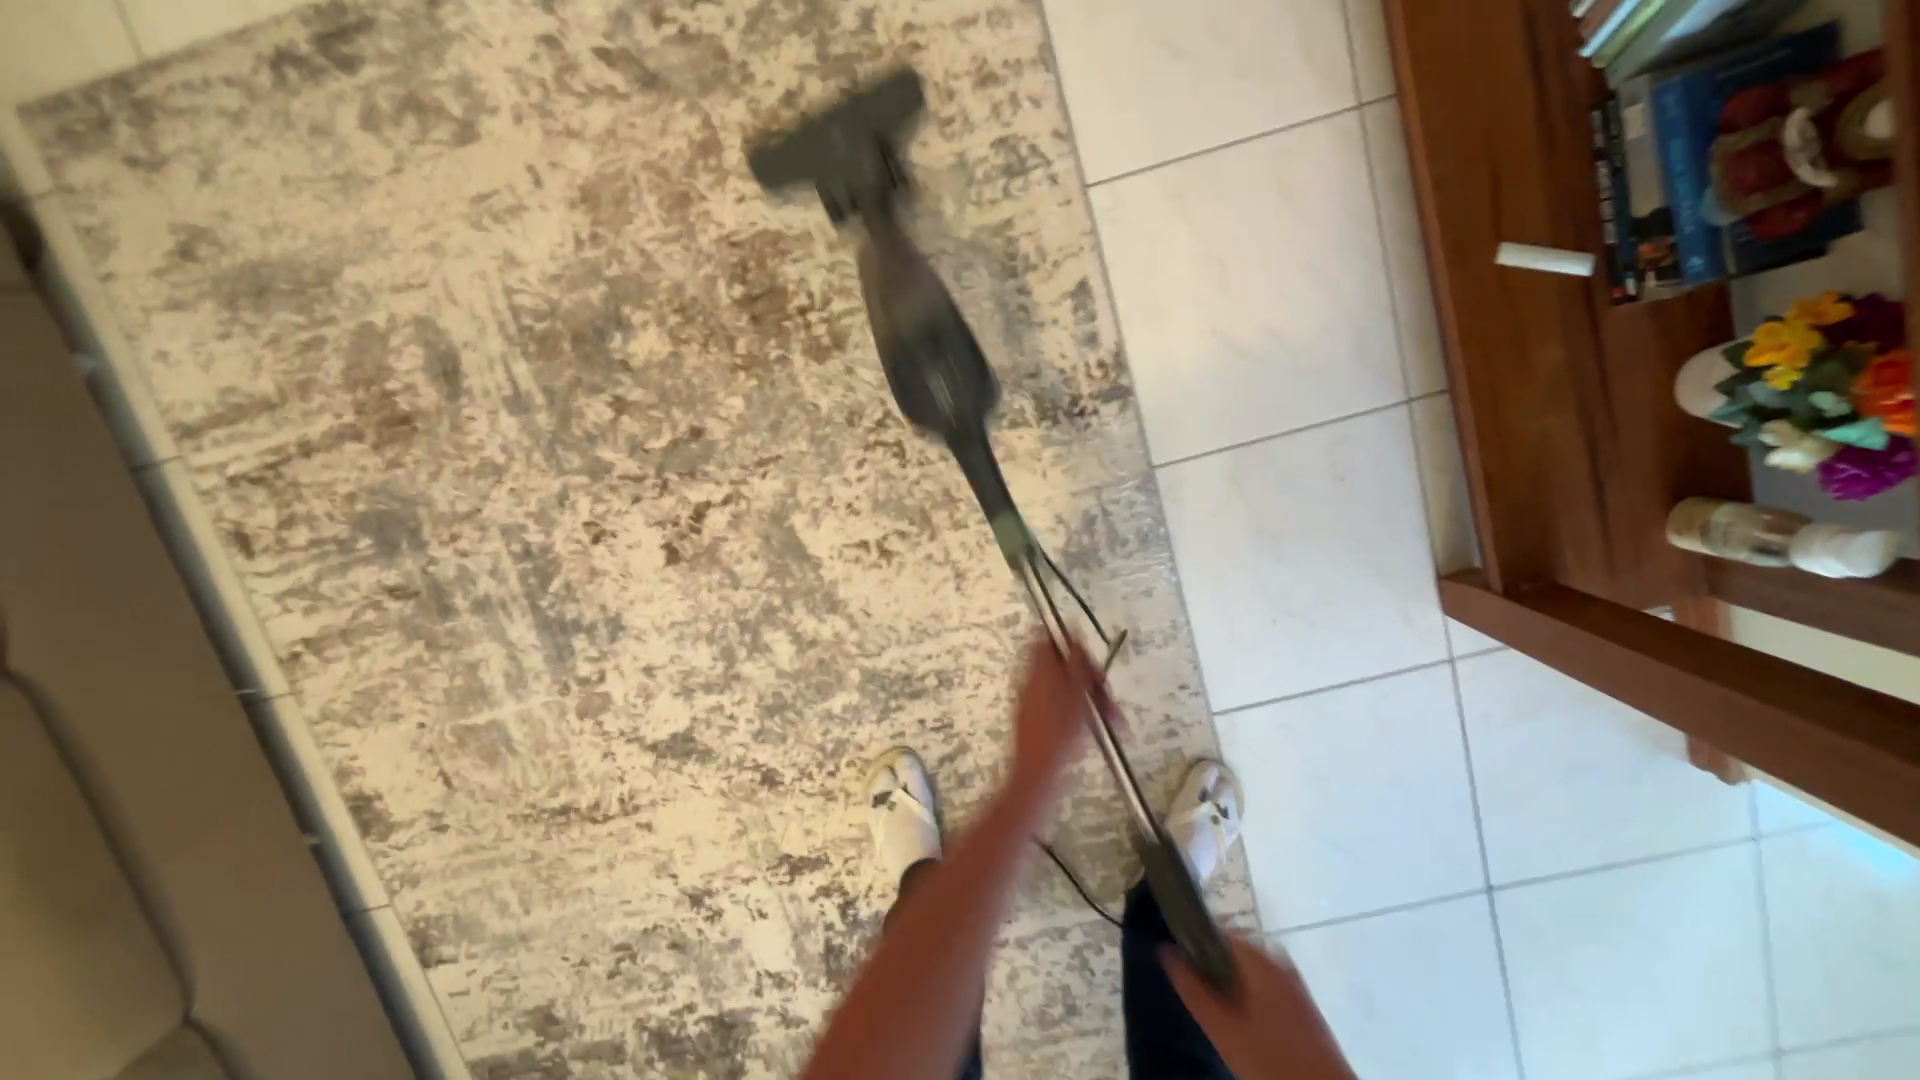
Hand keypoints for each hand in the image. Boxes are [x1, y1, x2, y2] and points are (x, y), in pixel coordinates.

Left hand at [1006, 635, 1102, 804]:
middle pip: (1062, 666)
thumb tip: (1075, 637)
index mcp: (1038, 670)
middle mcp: (1031, 681)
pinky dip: (1080, 711)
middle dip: (1089, 677)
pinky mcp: (1037, 719)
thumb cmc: (1059, 731)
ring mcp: (1032, 700)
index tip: (1092, 663)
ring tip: (1111, 717)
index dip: (1073, 646)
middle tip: (1107, 695)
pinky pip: (1062, 706)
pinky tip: (1099, 726)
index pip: (1050, 640)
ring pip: (1066, 688)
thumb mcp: (1075, 692)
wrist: (1037, 771)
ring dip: (1091, 697)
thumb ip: (1076, 663)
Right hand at [1162, 937, 1358, 1079]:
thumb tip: (1165, 950)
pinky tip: (1240, 1019)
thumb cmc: (1268, 1059)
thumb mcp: (1220, 1027)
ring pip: (1250, 967)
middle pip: (1234, 947)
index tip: (1176, 957)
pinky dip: (1247, 991)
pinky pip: (1266, 982)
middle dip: (1211, 961)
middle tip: (1193, 989)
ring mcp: (1294, 981)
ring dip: (1229, 979)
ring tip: (1213, 1007)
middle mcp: (1278, 960)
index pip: (1217, 929)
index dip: (1193, 938)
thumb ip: (1191, 987)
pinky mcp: (1302, 1002)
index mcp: (1259, 958)